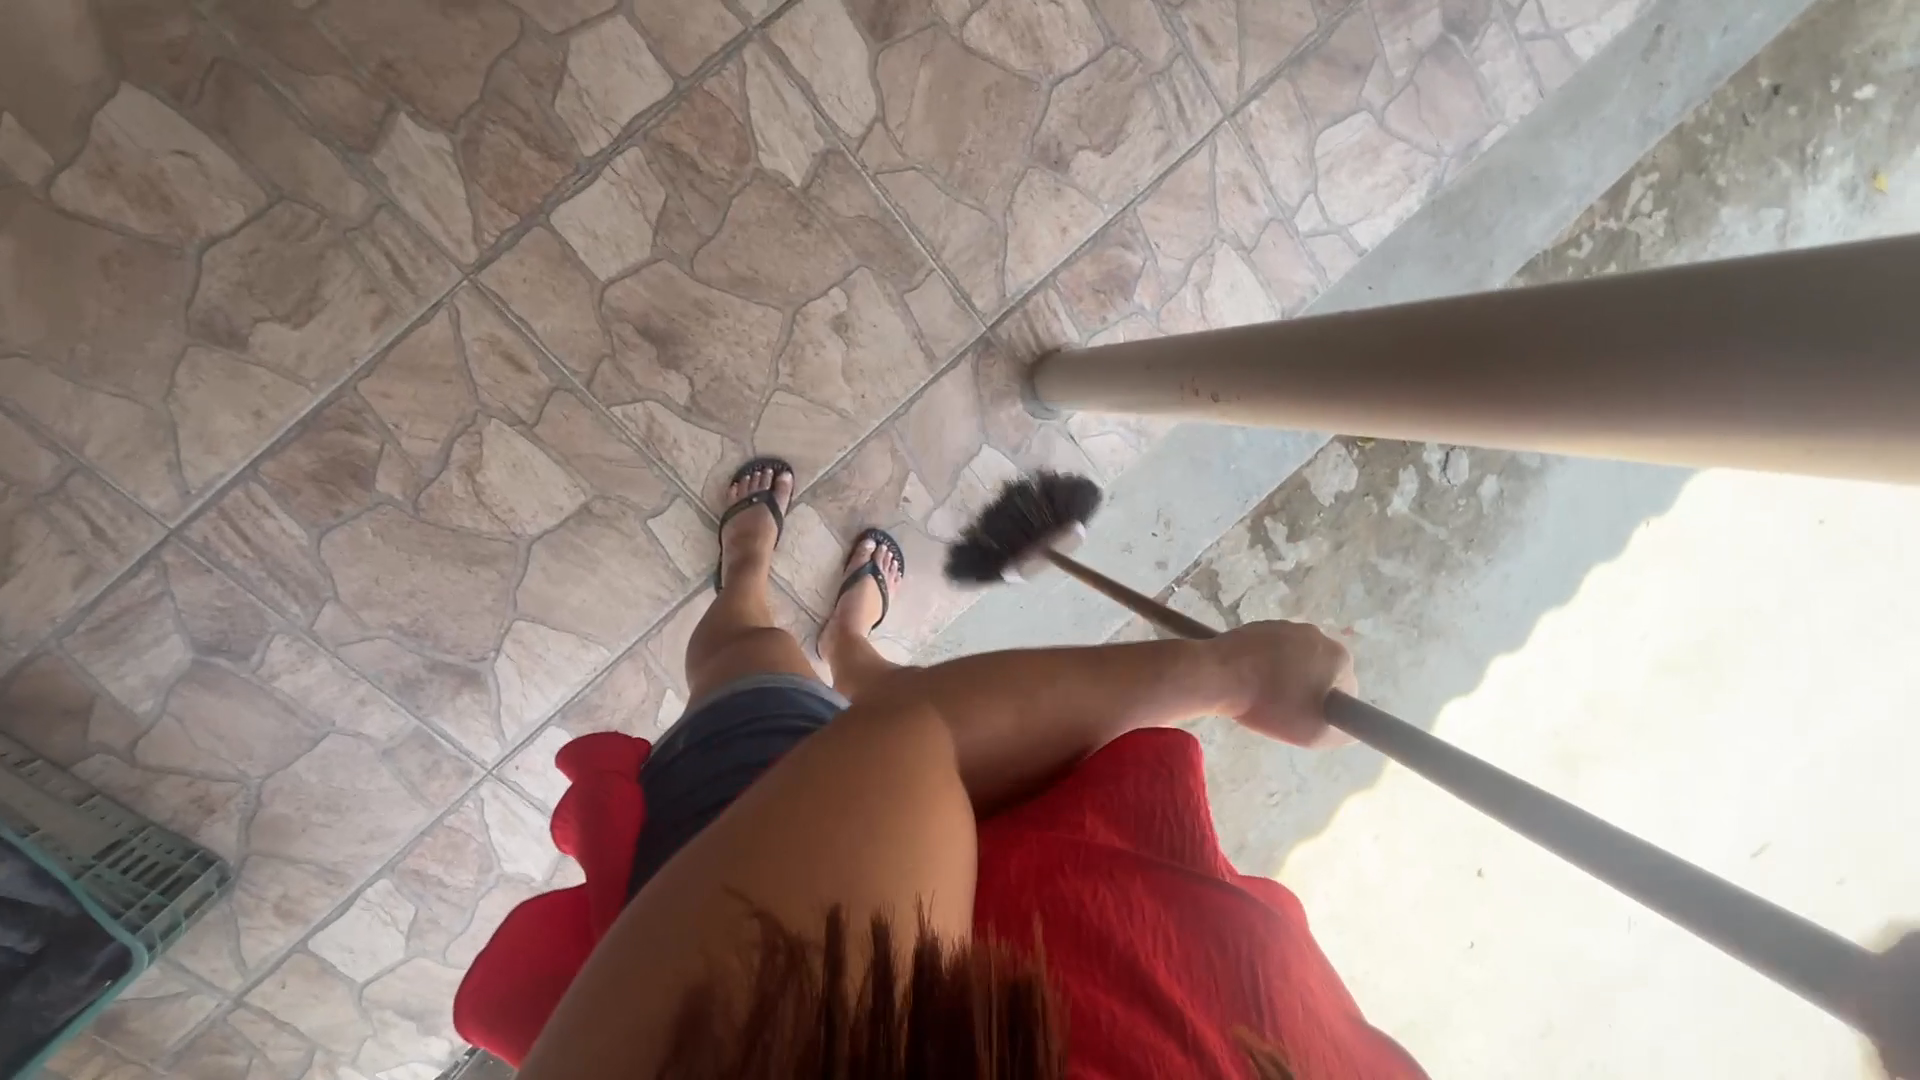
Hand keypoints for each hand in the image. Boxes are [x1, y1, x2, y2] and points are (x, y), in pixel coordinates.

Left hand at [1214, 620, 1357, 748]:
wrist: (1217, 675)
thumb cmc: (1270, 704)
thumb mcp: (1315, 734)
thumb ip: (1342, 733)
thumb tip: (1346, 727)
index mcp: (1338, 655)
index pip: (1344, 690)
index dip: (1325, 708)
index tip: (1303, 717)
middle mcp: (1316, 634)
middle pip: (1319, 671)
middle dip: (1305, 689)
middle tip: (1282, 708)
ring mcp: (1284, 626)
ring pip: (1293, 660)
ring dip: (1284, 676)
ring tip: (1262, 694)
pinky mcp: (1258, 626)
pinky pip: (1270, 651)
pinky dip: (1264, 664)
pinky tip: (1249, 679)